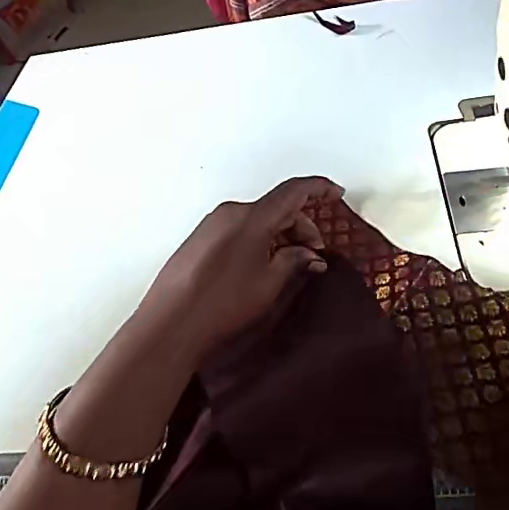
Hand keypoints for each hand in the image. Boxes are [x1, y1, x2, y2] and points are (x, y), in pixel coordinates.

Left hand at [140, 176, 342, 358]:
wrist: (172, 320)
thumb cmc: (223, 301)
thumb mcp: (269, 283)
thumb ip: (294, 261)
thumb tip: (310, 255)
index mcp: (252, 216)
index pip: (293, 191)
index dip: (318, 189)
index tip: (336, 193)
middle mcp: (231, 211)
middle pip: (276, 207)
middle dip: (301, 226)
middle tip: (314, 253)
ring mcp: (213, 222)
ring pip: (258, 218)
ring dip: (279, 233)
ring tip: (290, 263)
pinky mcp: (202, 237)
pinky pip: (240, 227)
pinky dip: (259, 238)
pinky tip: (264, 264)